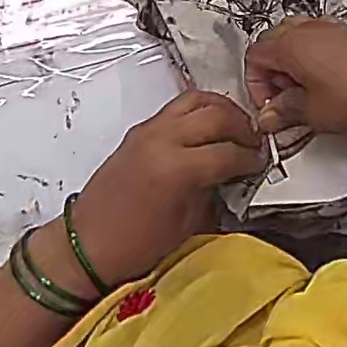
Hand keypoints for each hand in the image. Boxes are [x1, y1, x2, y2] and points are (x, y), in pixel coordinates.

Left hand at [31, 91, 264, 294]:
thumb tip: (235, 175)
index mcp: (176, 169)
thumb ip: (215, 192)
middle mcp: (162, 140)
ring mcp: (149, 130)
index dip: (251, 159)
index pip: (228, 152)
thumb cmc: (133, 247)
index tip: (260, 164)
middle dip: (243, 128)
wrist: (86, 246)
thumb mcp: (187, 226)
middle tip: (254, 144)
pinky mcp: (140, 130)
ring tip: (236, 128)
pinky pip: (178, 106)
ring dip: (223, 110)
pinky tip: (210, 126)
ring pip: (197, 100)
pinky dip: (200, 110)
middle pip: (217, 116)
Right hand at [244, 18, 346, 137]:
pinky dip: (312, 58)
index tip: (270, 107)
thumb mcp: (313, 113)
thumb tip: (271, 115)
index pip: (254, 57)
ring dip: (291, 64)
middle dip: (272, 73)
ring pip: (294, 39)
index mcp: (290, 45)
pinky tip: (325, 85)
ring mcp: (329, 29)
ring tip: (305, 93)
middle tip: (283, 101)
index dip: (256, 85)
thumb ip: (284, 111)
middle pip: (272, 44)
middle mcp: (307, 30)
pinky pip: (317, 39)